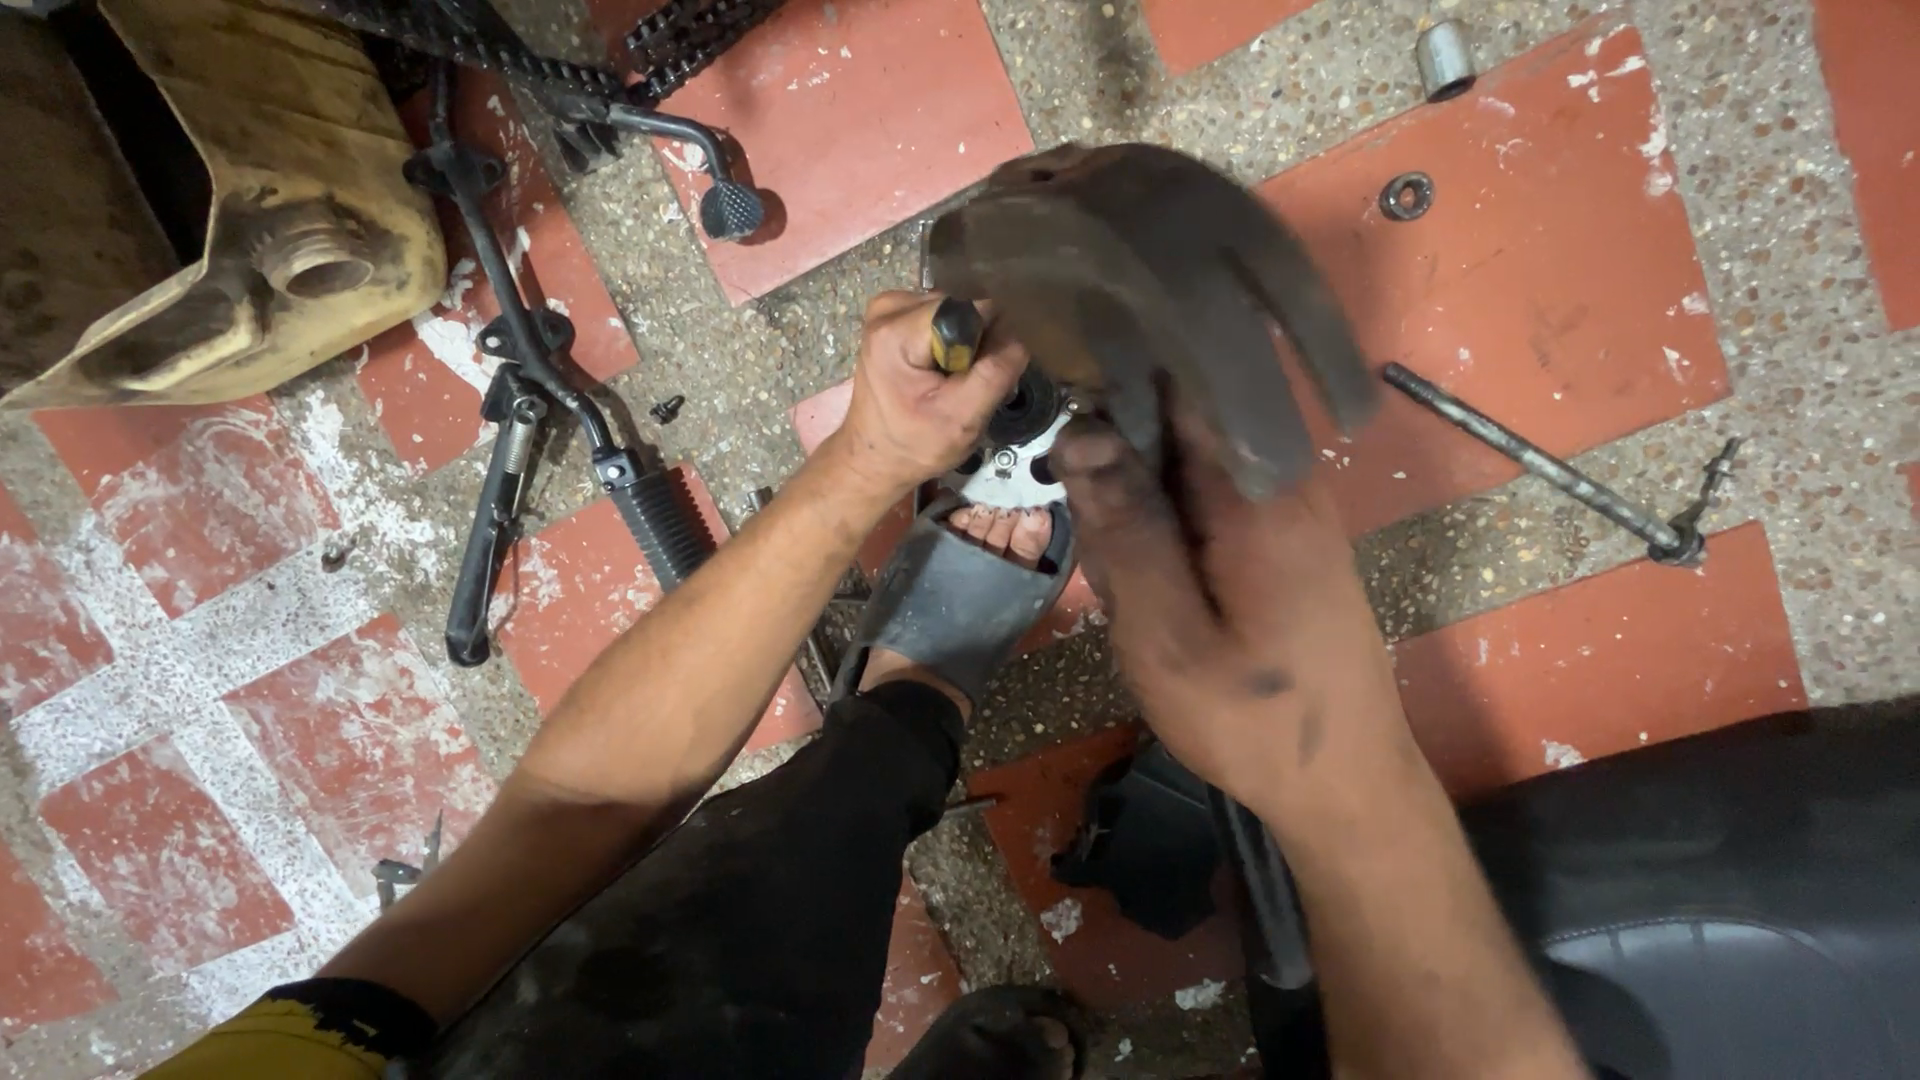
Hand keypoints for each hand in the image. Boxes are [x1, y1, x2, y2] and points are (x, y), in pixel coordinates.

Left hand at [825, 291, 1027, 500]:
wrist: (875, 457)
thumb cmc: (914, 445)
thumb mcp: (964, 419)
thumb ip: (995, 372)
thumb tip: (1018, 332)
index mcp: (896, 330)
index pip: (968, 311)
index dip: (987, 339)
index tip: (982, 376)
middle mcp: (888, 307)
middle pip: (960, 306)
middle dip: (975, 342)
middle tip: (965, 384)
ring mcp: (887, 308)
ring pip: (954, 310)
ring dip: (964, 343)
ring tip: (953, 380)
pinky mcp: (891, 316)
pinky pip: (940, 316)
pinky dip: (949, 340)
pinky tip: (942, 369)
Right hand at [1051, 414, 1417, 813]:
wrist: (1344, 785)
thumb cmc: (1253, 722)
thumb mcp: (1168, 638)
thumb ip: (1126, 532)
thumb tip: (1081, 432)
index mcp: (1259, 490)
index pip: (1185, 380)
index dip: (1117, 380)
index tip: (1066, 426)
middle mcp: (1282, 479)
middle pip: (1179, 419)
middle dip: (1118, 460)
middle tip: (1099, 544)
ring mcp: (1284, 506)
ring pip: (1184, 463)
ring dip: (1138, 503)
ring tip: (1128, 581)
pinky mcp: (1278, 535)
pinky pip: (1203, 500)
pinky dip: (1164, 528)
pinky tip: (1154, 586)